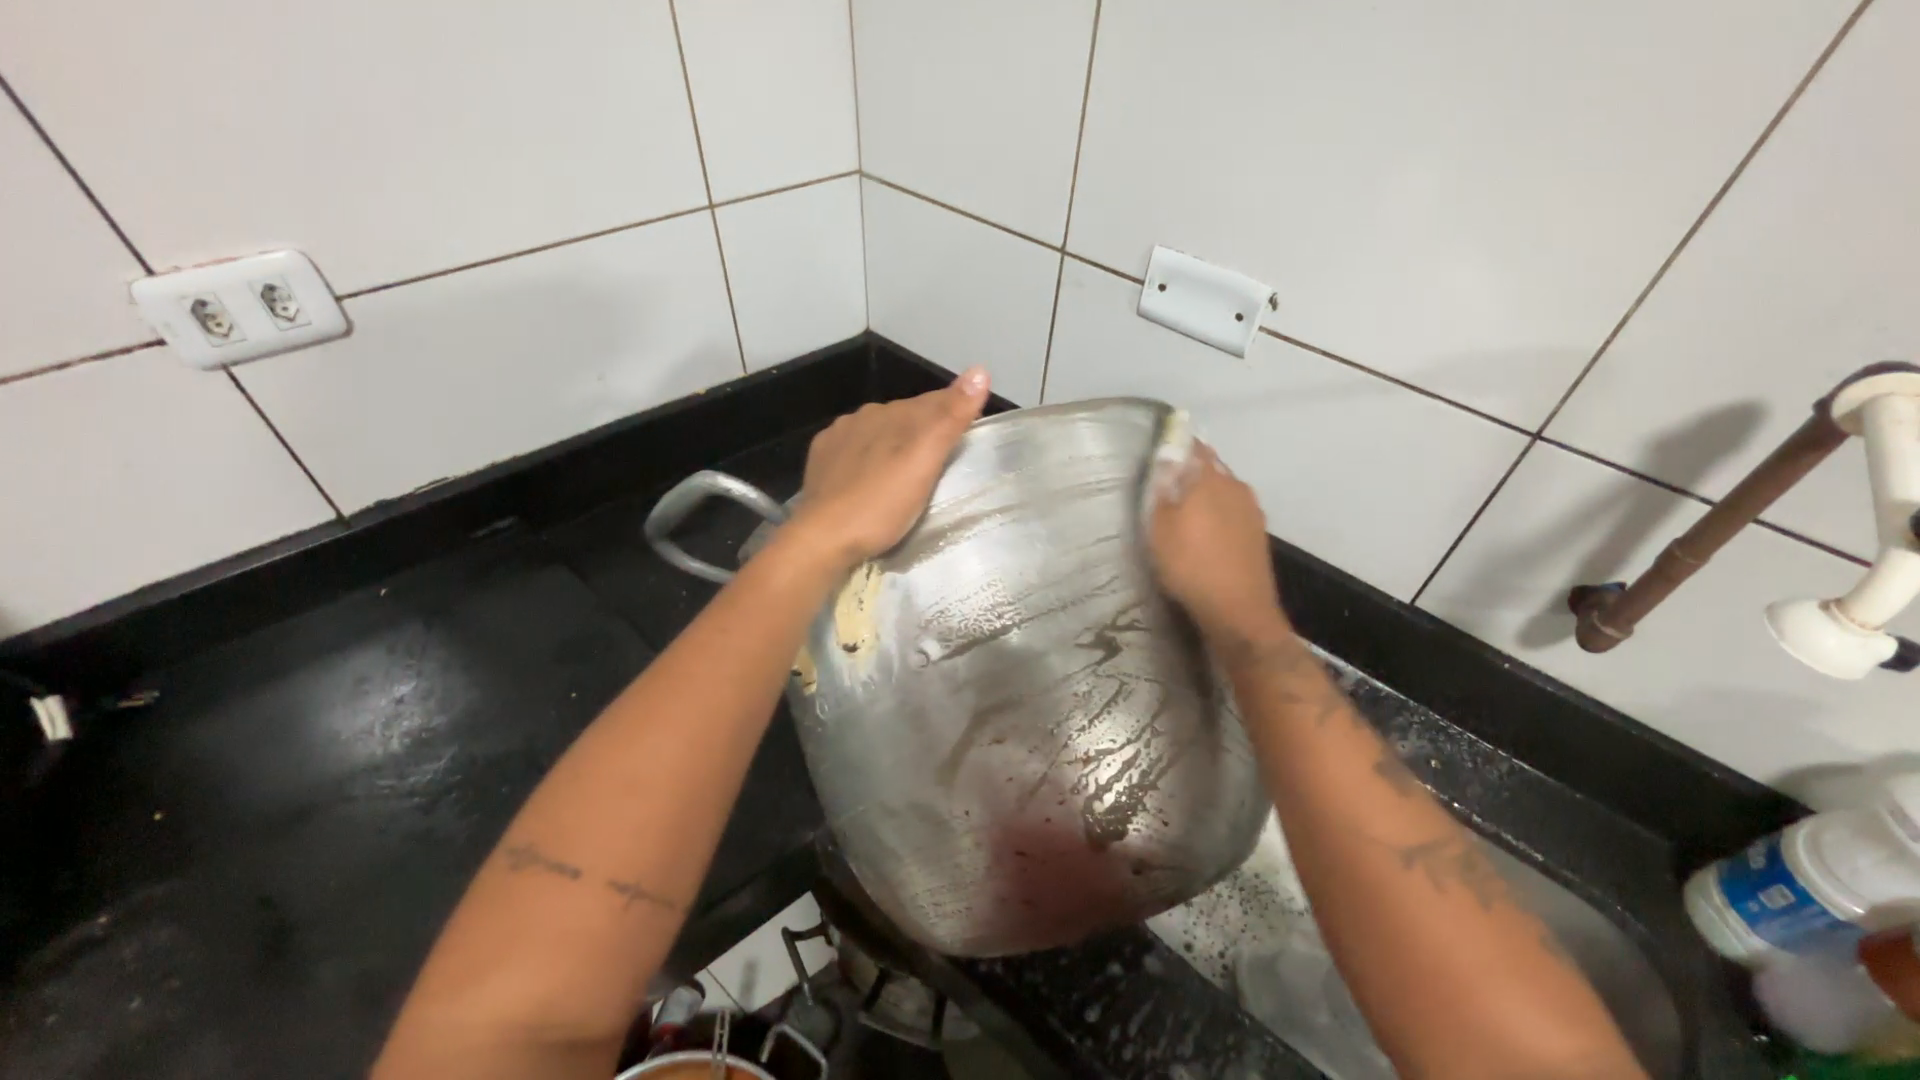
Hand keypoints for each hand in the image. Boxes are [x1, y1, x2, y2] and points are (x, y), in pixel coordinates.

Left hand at [785, 367, 990, 570]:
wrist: (823, 538)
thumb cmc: (881, 503)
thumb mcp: (924, 461)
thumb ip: (951, 417)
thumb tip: (980, 370)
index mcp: (891, 412)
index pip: (934, 401)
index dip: (955, 412)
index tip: (970, 432)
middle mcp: (863, 417)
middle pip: (906, 417)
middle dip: (925, 429)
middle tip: (943, 458)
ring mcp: (838, 439)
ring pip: (878, 433)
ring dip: (896, 444)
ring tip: (908, 472)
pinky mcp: (822, 462)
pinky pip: (853, 450)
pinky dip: (868, 458)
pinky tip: (872, 477)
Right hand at [1148, 441, 1291, 645]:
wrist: (1238, 611)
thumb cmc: (1190, 565)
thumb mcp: (1160, 528)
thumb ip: (1162, 490)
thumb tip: (1165, 459)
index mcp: (1210, 478)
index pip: (1194, 447)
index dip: (1177, 446)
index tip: (1160, 453)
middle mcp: (1236, 487)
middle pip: (1211, 469)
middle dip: (1190, 474)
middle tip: (1165, 489)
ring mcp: (1252, 512)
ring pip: (1223, 493)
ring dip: (1206, 498)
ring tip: (1182, 515)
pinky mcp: (1258, 535)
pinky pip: (1232, 515)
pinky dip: (1217, 519)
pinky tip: (1204, 537)